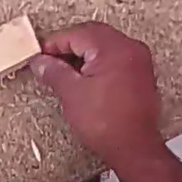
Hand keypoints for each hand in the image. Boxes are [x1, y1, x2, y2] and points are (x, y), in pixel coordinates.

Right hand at [30, 22, 169, 170]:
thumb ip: (54, 72)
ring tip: (65, 73)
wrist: (133, 147)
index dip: (54, 43)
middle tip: (49, 62)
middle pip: (93, 37)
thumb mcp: (72, 94)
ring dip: (83, 56)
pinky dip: (98, 65)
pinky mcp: (141, 78)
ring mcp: (139, 63)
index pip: (77, 34)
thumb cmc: (107, 123)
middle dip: (69, 47)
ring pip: (105, 48)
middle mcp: (130, 49)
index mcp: (113, 47)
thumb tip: (41, 62)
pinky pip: (116, 61)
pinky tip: (86, 81)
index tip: (40, 55)